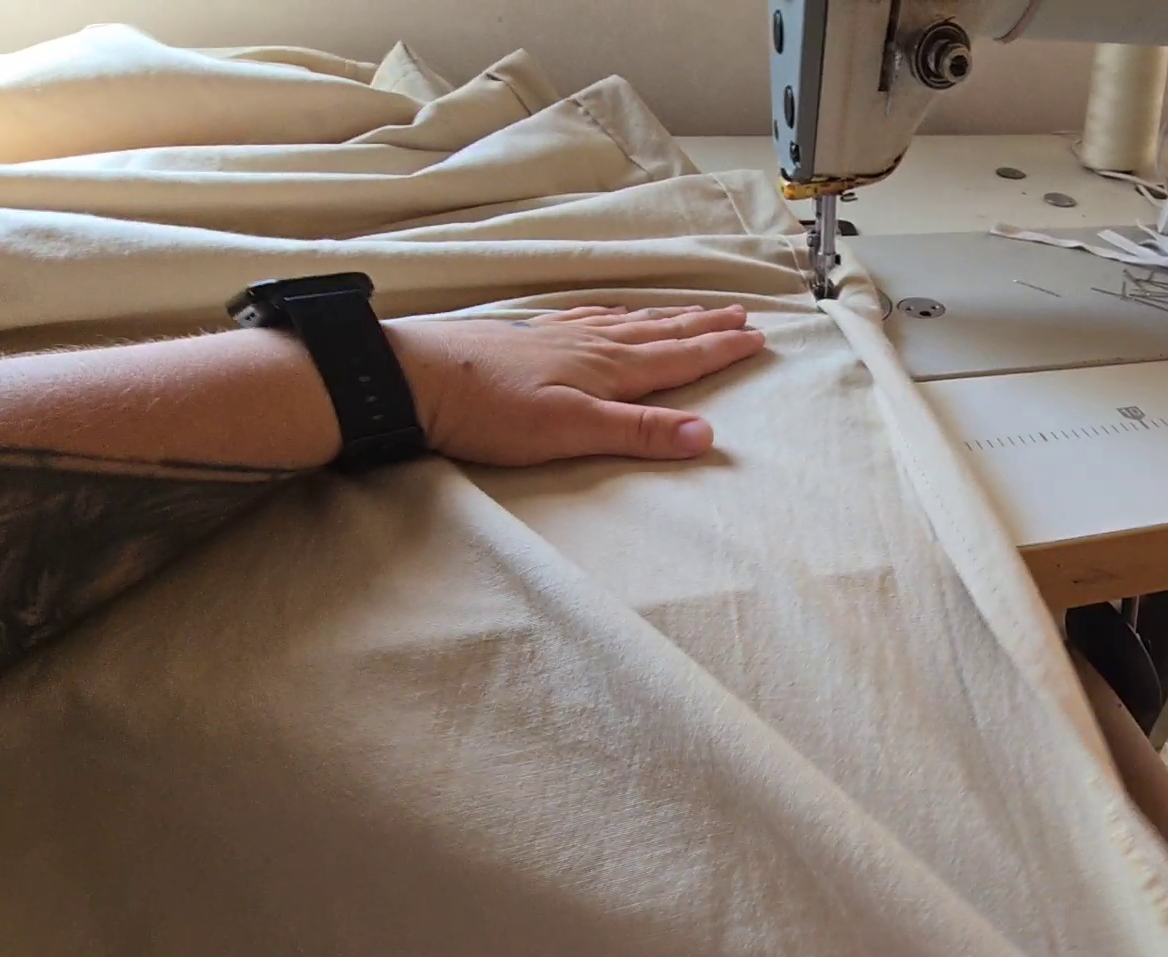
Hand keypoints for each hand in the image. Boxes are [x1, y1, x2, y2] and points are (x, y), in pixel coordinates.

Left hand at [385, 305, 764, 465]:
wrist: (410, 379)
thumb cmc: (493, 411)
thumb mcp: (574, 431)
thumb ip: (641, 432)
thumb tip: (708, 435)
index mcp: (612, 369)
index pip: (681, 356)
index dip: (721, 349)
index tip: (756, 338)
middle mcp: (596, 345)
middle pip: (664, 332)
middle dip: (706, 326)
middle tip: (741, 314)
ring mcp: (564, 335)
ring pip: (632, 322)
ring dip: (670, 317)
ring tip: (697, 309)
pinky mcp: (535, 336)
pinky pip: (593, 317)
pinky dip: (619, 313)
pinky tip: (617, 311)